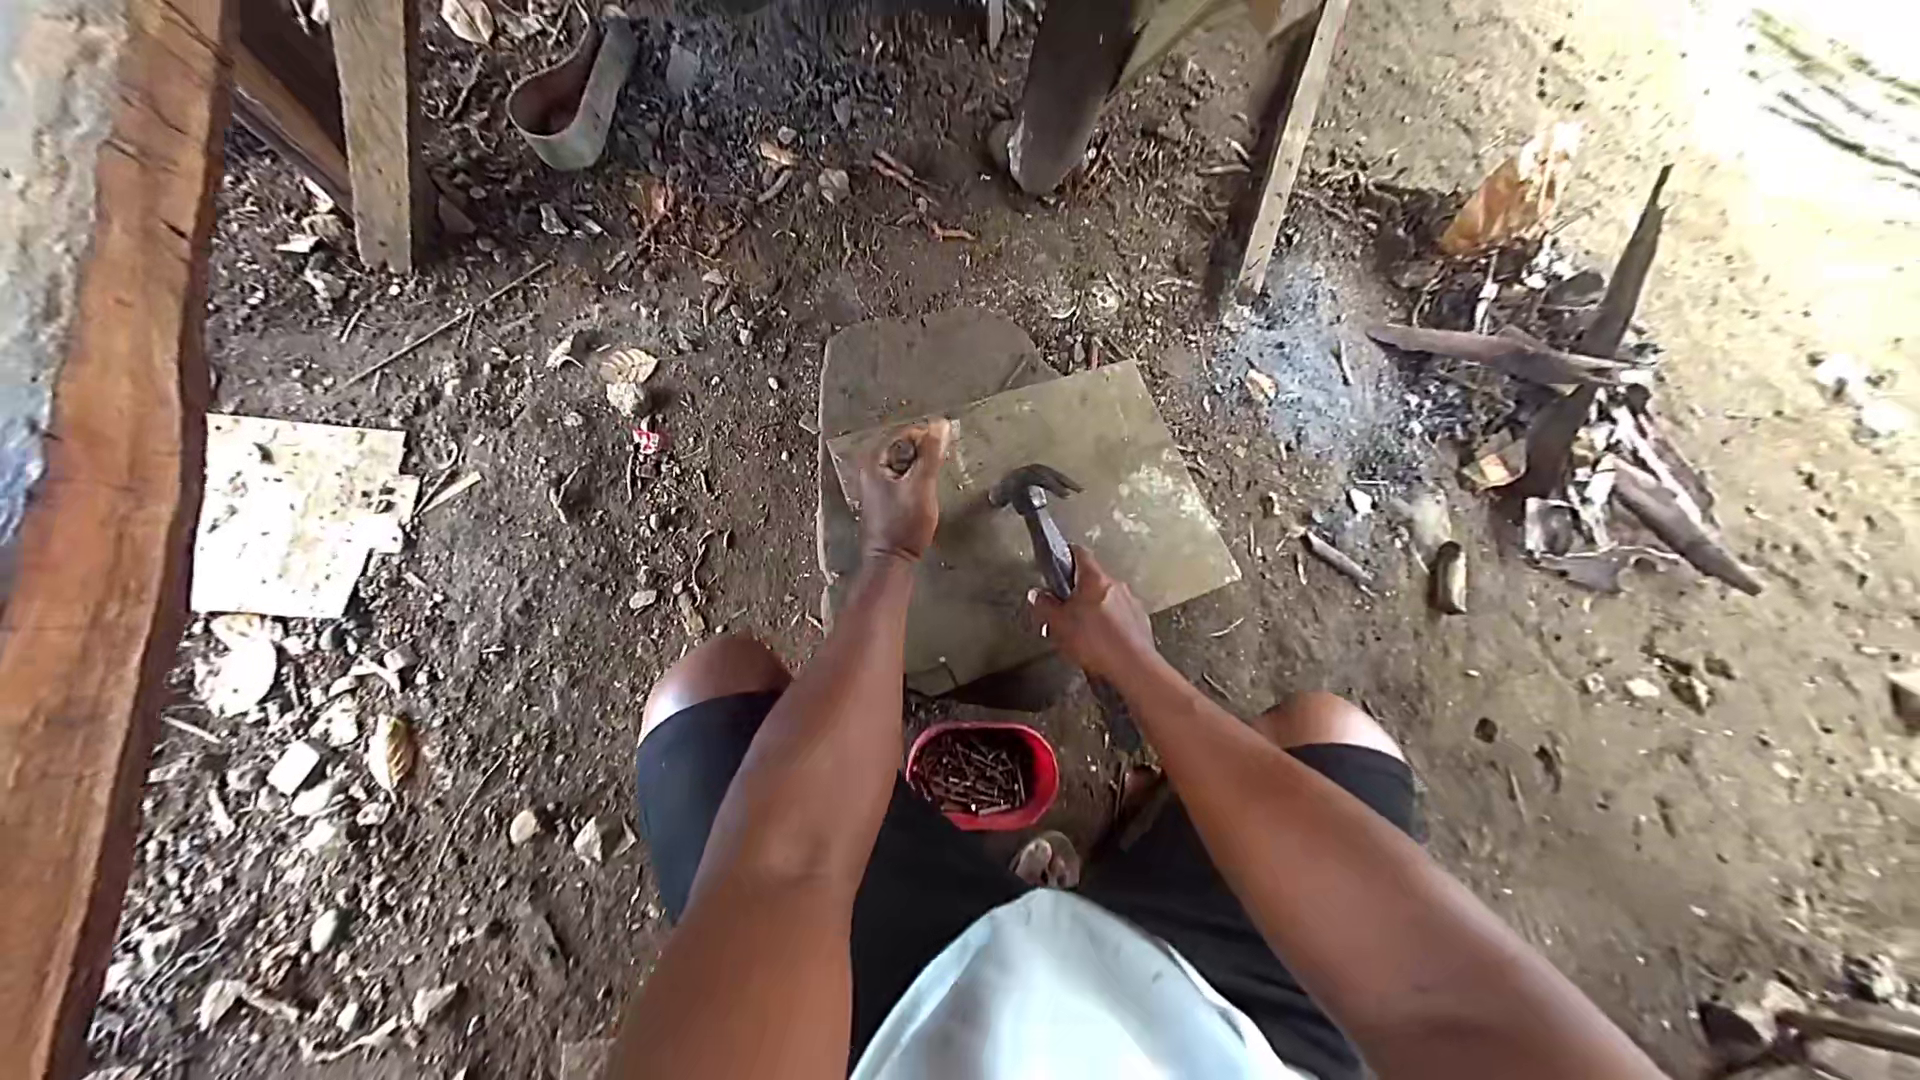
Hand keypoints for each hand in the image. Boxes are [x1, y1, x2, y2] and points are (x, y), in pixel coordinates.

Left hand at [857, 418, 951, 562]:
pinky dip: (918, 481)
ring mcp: (877, 485)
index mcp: (873, 461)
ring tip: (934, 480)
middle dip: (925, 453)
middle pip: (905, 448)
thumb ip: (931, 454)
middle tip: (941, 465)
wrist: (891, 560)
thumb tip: (941, 425)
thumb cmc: (903, 526)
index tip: (943, 449)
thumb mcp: (921, 486)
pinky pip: (905, 479)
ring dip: (923, 468)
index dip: (926, 438)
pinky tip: (926, 494)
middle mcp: (871, 470)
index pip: (904, 433)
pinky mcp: (886, 499)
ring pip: (906, 464)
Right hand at [1027, 545, 1157, 681]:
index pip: (1080, 553)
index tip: (1059, 559)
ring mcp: (1131, 604)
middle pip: (1092, 580)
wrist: (1132, 668)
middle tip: (1062, 610)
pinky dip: (1108, 627)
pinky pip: (1119, 619)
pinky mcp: (1140, 624)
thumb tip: (1037, 595)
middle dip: (1076, 593)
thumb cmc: (1096, 642)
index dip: (1067, 554)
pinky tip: (1098, 645)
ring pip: (1106, 601)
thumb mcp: (1058, 624)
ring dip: (1093, 611)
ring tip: (1080, 634)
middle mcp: (1116, 586)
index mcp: (1095, 579)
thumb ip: (1044, 606)